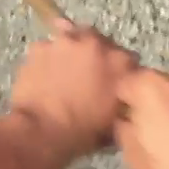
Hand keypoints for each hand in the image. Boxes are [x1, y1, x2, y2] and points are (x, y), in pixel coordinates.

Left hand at [8, 22, 138, 162]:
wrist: (43, 129)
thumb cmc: (83, 131)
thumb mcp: (115, 119)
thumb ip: (122, 98)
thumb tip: (121, 95)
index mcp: (120, 63)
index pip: (128, 58)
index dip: (120, 70)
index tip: (112, 80)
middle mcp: (95, 45)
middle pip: (99, 40)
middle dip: (95, 53)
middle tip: (86, 72)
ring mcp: (65, 42)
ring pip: (70, 37)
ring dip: (70, 51)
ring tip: (63, 71)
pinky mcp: (40, 46)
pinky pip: (46, 48)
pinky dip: (47, 58)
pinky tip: (44, 74)